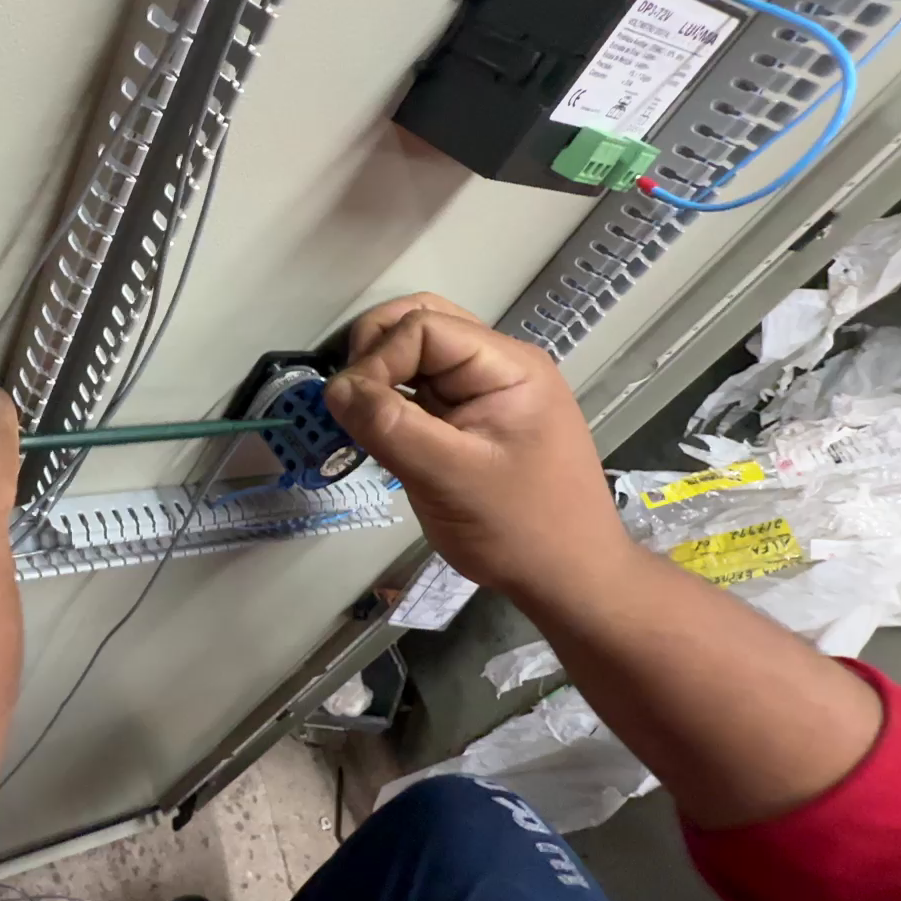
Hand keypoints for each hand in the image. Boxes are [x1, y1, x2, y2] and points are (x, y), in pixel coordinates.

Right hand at [324, 294, 632, 595]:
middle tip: (350, 400)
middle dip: (371, 353)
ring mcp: (478, 390)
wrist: (566, 578)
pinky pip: (413, 386)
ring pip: (411, 351)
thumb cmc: (520, 528)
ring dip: (375, 375)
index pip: (422, 327)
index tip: (353, 410)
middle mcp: (493, 365)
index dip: (377, 359)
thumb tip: (333, 388)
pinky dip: (383, 398)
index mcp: (506, 367)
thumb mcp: (450, 477)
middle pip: (416, 322)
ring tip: (357, 414)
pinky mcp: (461, 417)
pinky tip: (371, 428)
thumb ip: (390, 426)